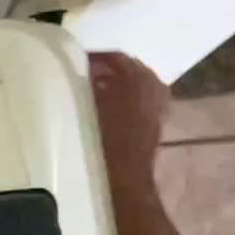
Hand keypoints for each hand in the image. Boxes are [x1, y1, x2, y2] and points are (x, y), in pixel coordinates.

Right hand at [87, 51, 170, 205]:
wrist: (124, 177)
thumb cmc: (103, 139)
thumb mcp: (90, 104)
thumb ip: (88, 82)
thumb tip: (80, 69)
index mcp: (138, 79)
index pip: (117, 57)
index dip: (96, 57)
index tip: (75, 59)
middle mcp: (154, 87)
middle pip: (129, 68)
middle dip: (107, 69)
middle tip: (81, 73)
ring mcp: (159, 103)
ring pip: (135, 83)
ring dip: (115, 83)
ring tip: (90, 90)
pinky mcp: (156, 119)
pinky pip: (139, 98)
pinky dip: (123, 97)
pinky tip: (104, 106)